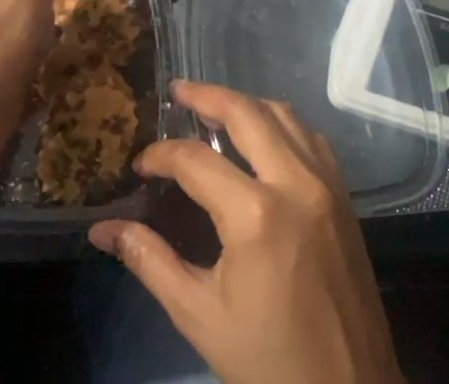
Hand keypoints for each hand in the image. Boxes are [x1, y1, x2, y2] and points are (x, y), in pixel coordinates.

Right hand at [89, 81, 403, 383]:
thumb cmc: (268, 358)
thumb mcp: (198, 314)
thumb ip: (150, 261)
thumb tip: (103, 229)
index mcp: (255, 215)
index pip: (195, 160)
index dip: (160, 156)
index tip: (140, 167)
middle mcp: (295, 184)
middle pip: (247, 113)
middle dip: (206, 95)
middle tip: (177, 91)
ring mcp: (327, 187)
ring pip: (285, 117)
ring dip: (247, 104)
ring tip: (214, 107)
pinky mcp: (345, 199)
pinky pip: (312, 139)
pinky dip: (282, 125)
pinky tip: (262, 137)